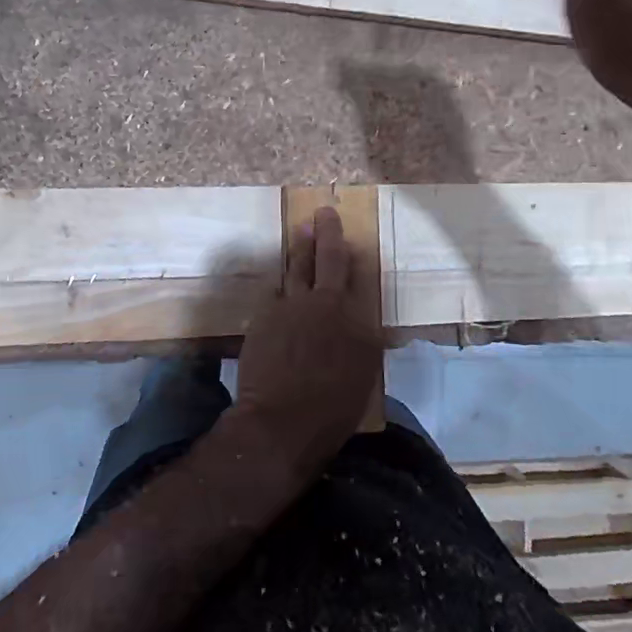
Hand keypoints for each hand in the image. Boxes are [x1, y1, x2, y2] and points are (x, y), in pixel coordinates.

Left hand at [221, 207, 382, 478]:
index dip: (358, 259)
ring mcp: (296, 304)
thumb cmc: (331, 412)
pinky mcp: (267, 310)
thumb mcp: (361, 379)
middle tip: (325, 212)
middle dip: (329, 233)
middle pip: (330, 260)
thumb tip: (364, 330)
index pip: (363, 280)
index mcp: (362, 326)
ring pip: (298, 265)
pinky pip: (275, 286)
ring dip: (301, 245)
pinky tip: (280, 273)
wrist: (282, 418)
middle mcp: (331, 306)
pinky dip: (280, 279)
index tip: (355, 243)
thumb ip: (360, 346)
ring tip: (303, 228)